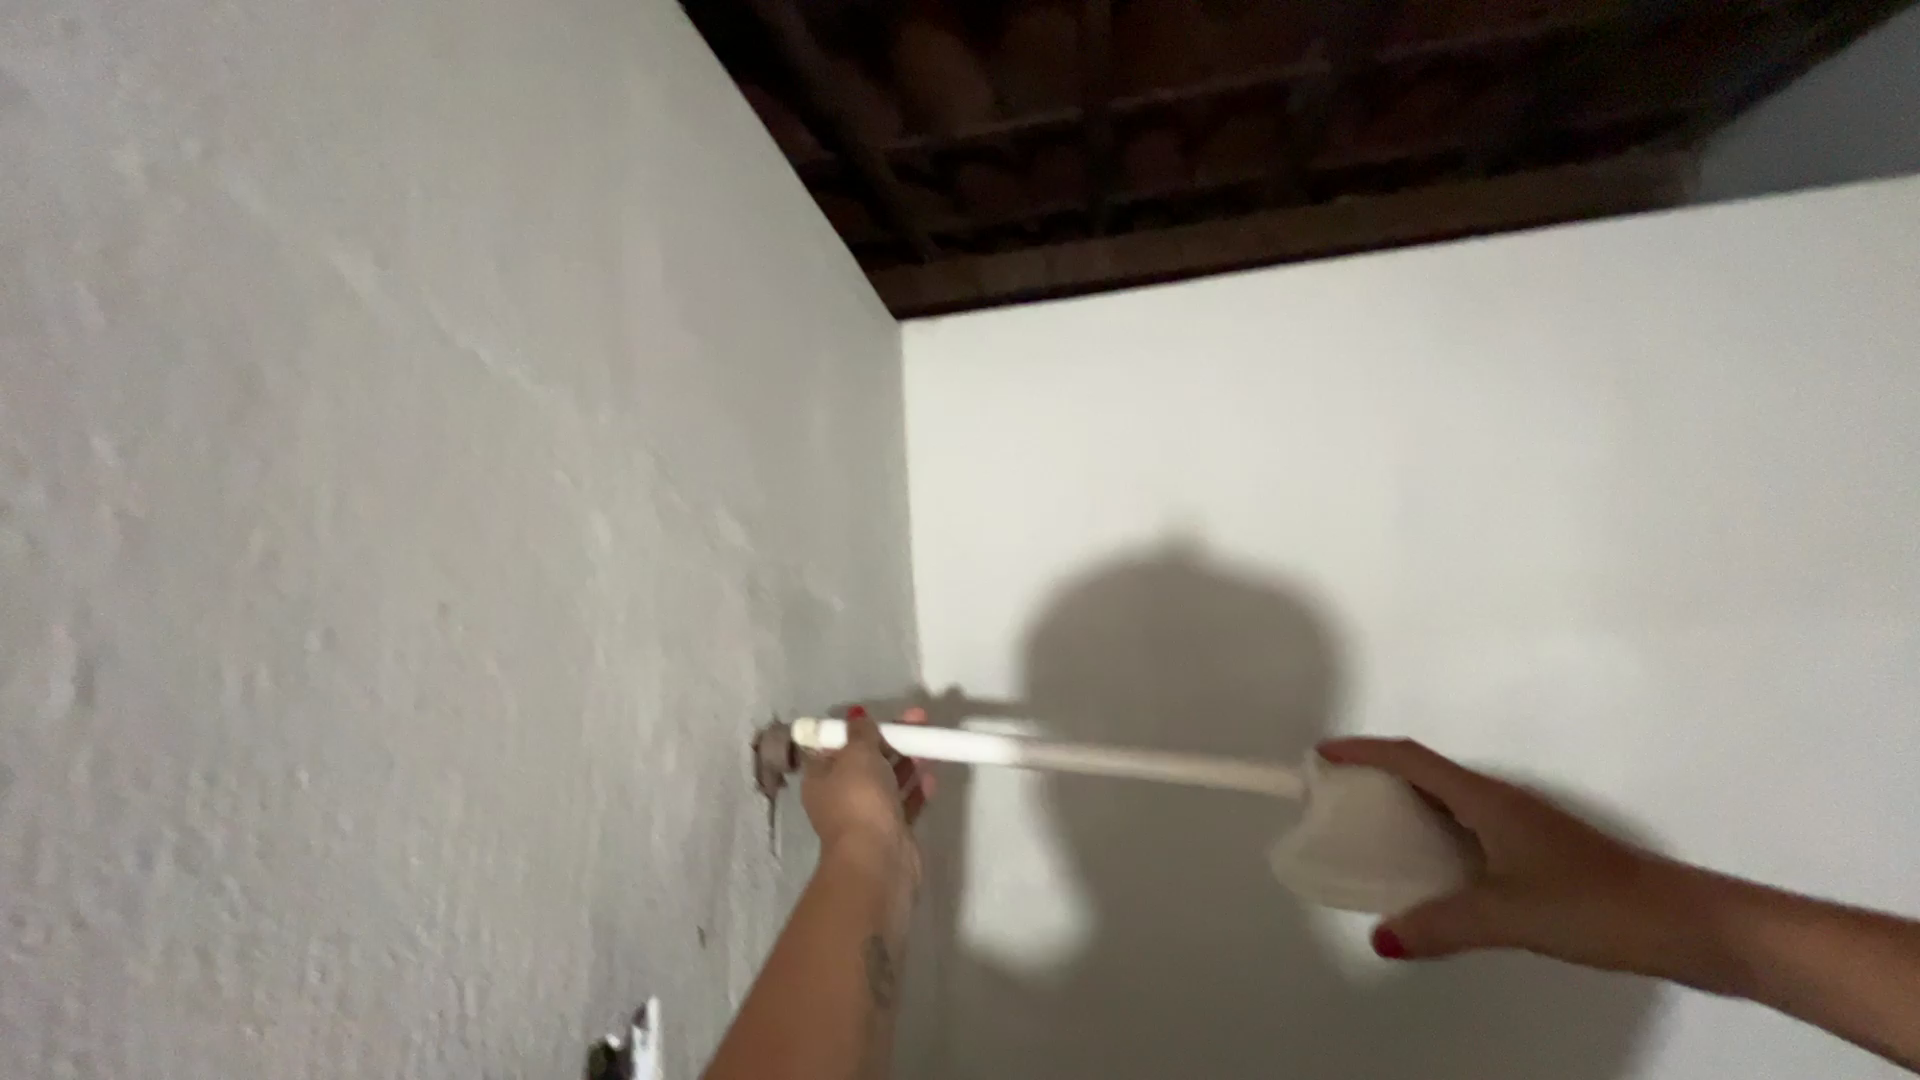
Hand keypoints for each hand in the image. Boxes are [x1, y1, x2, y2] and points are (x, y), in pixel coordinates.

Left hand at [802, 707, 933, 861]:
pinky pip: (905, 801)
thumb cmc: (859, 799)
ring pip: (889, 779)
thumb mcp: (857, 754)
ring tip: (932, 741)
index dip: (855, 727)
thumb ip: (861, 732)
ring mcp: (867, 814)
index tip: (879, 716)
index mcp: (821, 776)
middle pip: (867, 758)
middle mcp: (841, 794)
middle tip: (919, 720)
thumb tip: (856, 715)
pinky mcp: (892, 829)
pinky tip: (933, 775)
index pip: (834, 744)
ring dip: (909, 759)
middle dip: (892, 738)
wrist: (877, 859)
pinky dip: (917, 787)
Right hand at [1319, 738, 1691, 971]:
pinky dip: (1432, 831)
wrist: (1693, 925)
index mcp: (1484, 799)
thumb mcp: (1508, 915)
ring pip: (1445, 798)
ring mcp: (1520, 823)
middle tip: (1336, 796)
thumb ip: (1441, 926)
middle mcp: (1498, 800)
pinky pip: (1465, 824)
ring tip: (1370, 830)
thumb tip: (1381, 939)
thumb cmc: (1594, 903)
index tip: (1321, 754)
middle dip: (1374, 774)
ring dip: (1403, 803)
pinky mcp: (1537, 849)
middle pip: (1423, 771)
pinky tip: (1430, 868)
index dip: (1363, 751)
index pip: (1410, 758)